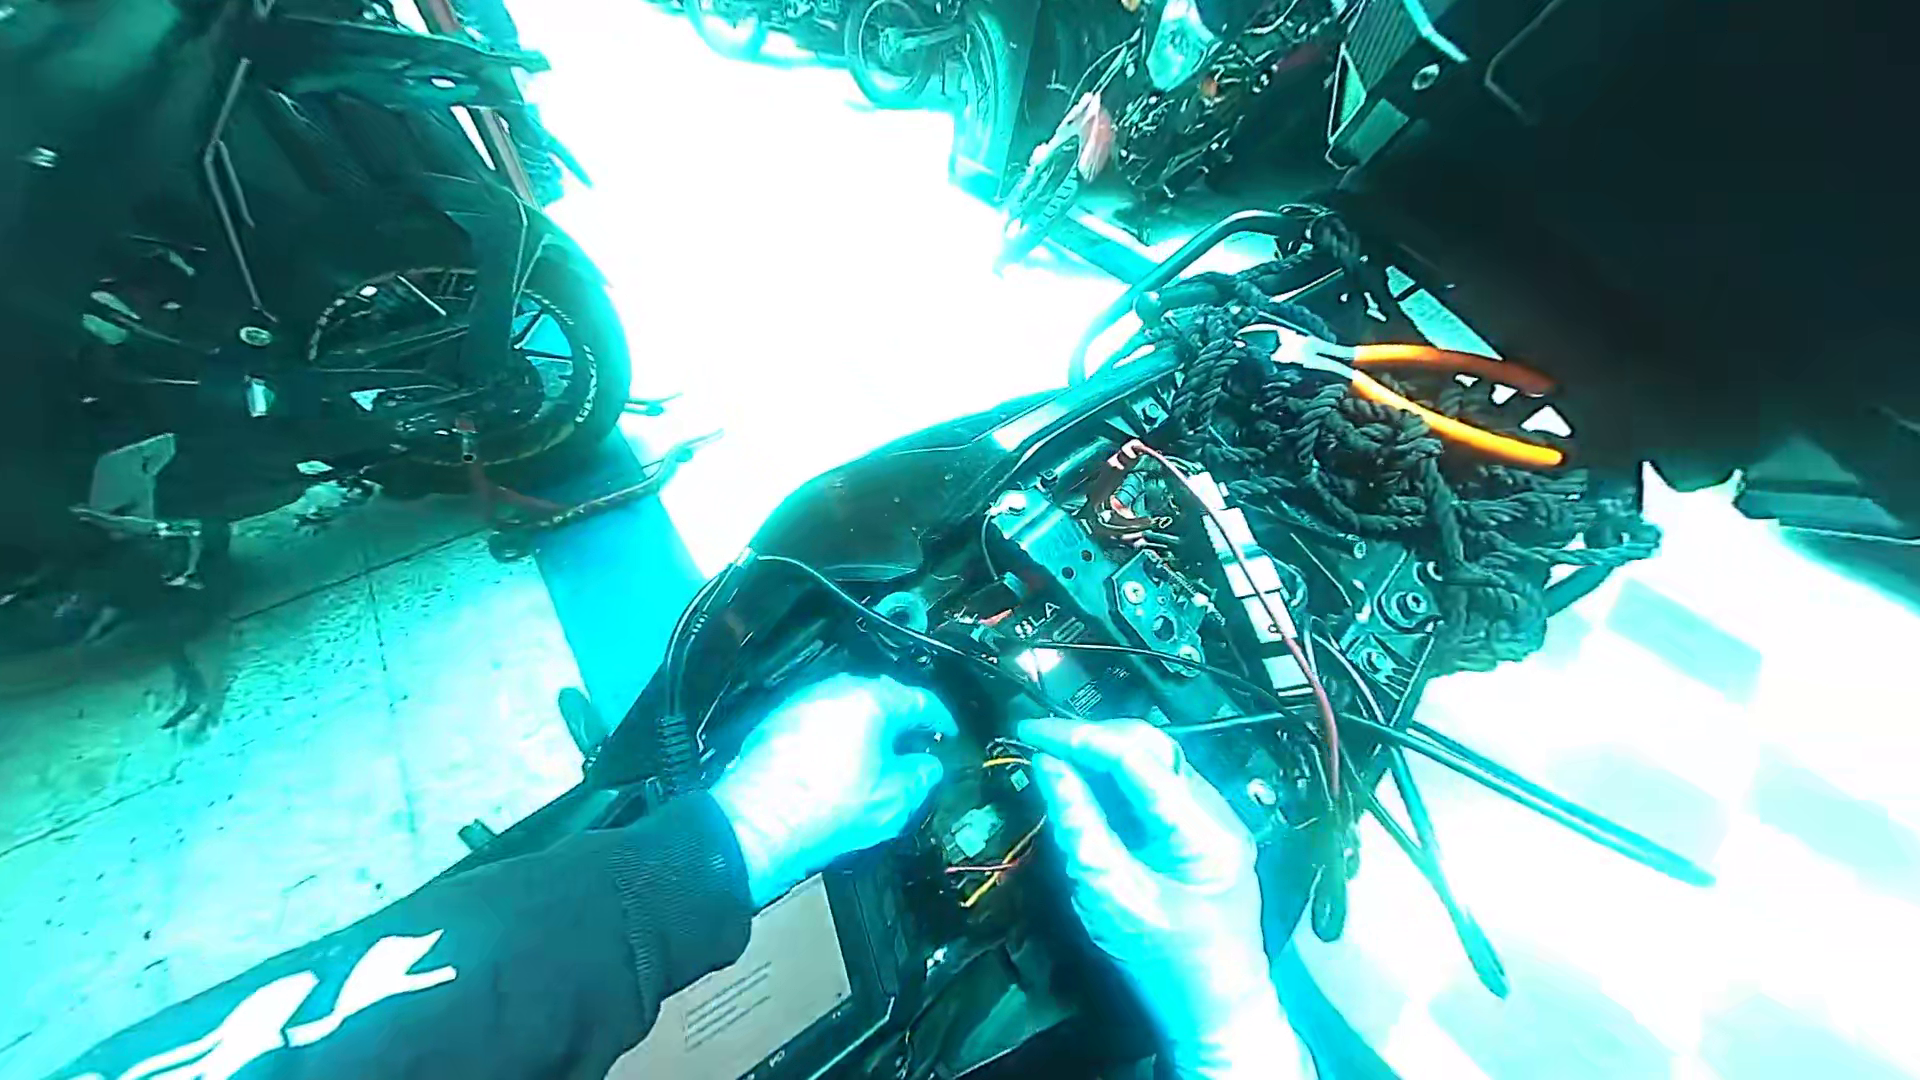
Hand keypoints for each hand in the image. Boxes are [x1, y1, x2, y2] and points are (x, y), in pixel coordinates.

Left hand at [711, 674, 956, 907]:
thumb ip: (923, 775)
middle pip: (886, 696)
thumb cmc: (821, 811)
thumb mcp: (894, 799)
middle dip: (906, 720)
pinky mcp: (782, 719)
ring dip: (872, 725)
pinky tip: (843, 761)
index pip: (921, 700)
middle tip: (918, 742)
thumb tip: (928, 767)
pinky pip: (825, 717)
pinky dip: (841, 733)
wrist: (756, 827)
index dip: (940, 719)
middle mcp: (838, 690)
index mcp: (871, 700)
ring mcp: (806, 702)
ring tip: (881, 755)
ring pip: (853, 705)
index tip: (946, 733)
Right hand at [1018, 717, 1311, 1079]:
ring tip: (1057, 753)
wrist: (1216, 1012)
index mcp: (1201, 830)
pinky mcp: (1197, 821)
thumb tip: (1047, 765)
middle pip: (1146, 744)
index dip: (1078, 737)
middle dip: (1088, 736)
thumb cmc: (1165, 967)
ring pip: (1148, 754)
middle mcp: (1215, 809)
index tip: (1033, 732)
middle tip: (1041, 739)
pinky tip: (1085, 778)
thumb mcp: (1109, 897)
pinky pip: (1149, 778)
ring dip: (1099, 750)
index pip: (1133, 756)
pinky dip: (1111, 772)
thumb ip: (1077, 825)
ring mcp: (1212, 813)